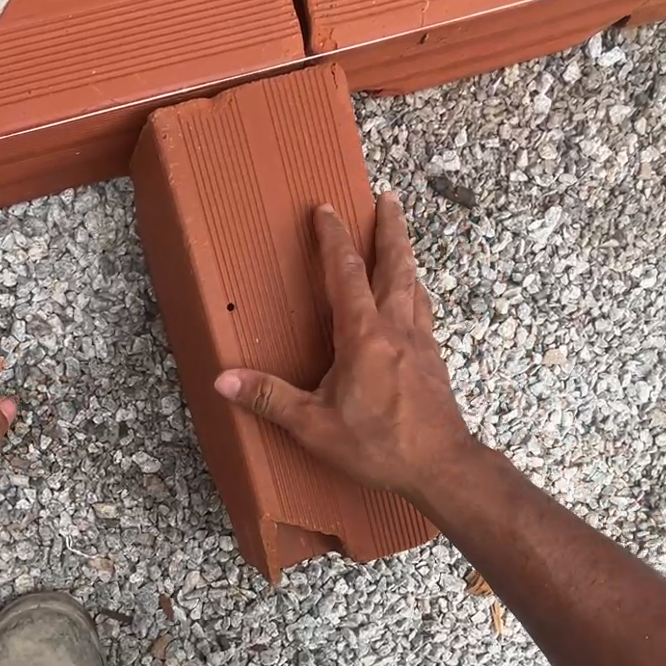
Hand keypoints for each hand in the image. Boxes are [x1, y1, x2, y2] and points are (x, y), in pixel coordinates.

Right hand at [213, 193, 476, 500]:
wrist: (441, 467)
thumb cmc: (378, 445)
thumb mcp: (314, 426)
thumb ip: (269, 398)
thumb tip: (224, 380)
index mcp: (364, 336)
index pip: (346, 274)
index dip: (334, 240)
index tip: (326, 211)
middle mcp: (396, 329)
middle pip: (394, 266)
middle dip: (388, 230)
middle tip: (388, 198)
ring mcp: (420, 344)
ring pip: (415, 286)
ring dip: (405, 257)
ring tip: (401, 240)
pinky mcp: (433, 362)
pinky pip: (425, 313)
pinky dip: (417, 293)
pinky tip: (415, 301)